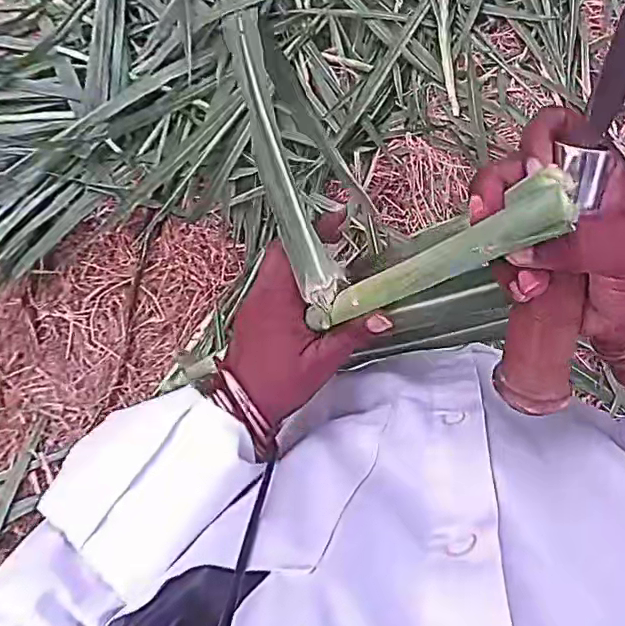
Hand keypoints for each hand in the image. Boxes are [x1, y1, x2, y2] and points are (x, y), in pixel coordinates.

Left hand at [221, 210, 391, 423]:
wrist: (241, 406)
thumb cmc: (278, 384)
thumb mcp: (321, 362)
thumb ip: (351, 335)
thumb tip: (384, 317)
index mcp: (275, 298)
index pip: (291, 249)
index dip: (315, 231)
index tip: (339, 218)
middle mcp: (260, 293)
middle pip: (284, 251)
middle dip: (312, 241)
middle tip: (342, 236)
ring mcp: (254, 302)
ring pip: (278, 265)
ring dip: (304, 259)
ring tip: (335, 259)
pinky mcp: (254, 312)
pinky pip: (275, 282)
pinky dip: (296, 277)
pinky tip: (316, 289)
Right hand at [468, 108, 624, 352]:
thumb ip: (582, 241)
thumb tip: (529, 247)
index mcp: (594, 173)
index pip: (560, 129)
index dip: (539, 139)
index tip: (532, 170)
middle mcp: (560, 191)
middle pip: (511, 168)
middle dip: (497, 194)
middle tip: (495, 218)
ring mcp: (536, 223)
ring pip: (494, 210)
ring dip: (498, 241)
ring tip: (524, 274)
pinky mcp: (520, 254)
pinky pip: (494, 250)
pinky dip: (502, 271)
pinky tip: (525, 289)